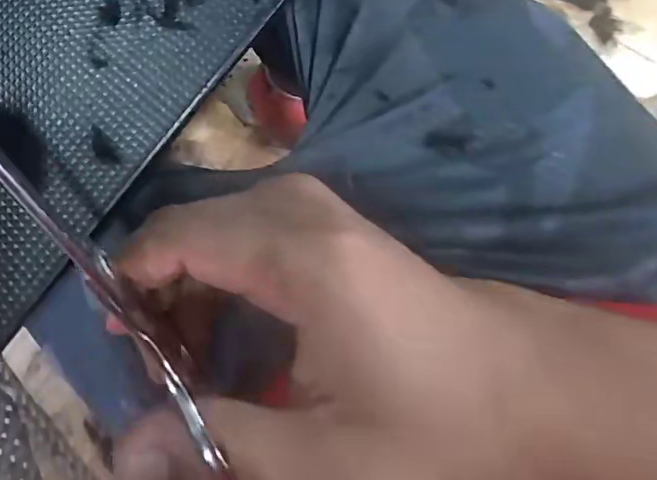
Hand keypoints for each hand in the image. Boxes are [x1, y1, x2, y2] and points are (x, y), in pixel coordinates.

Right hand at [108, 174, 656, 479]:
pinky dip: (219, 276)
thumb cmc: (443, 432)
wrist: (540, 391)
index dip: (132, 281)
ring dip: (187, 286)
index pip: (177, 238)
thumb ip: (218, 440)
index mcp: (295, 253)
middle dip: (157, 290)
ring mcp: (309, 203)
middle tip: (154, 367)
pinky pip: (241, 229)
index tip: (117, 339)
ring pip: (211, 225)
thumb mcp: (327, 462)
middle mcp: (293, 205)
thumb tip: (125, 452)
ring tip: (184, 361)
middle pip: (189, 226)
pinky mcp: (320, 217)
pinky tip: (225, 336)